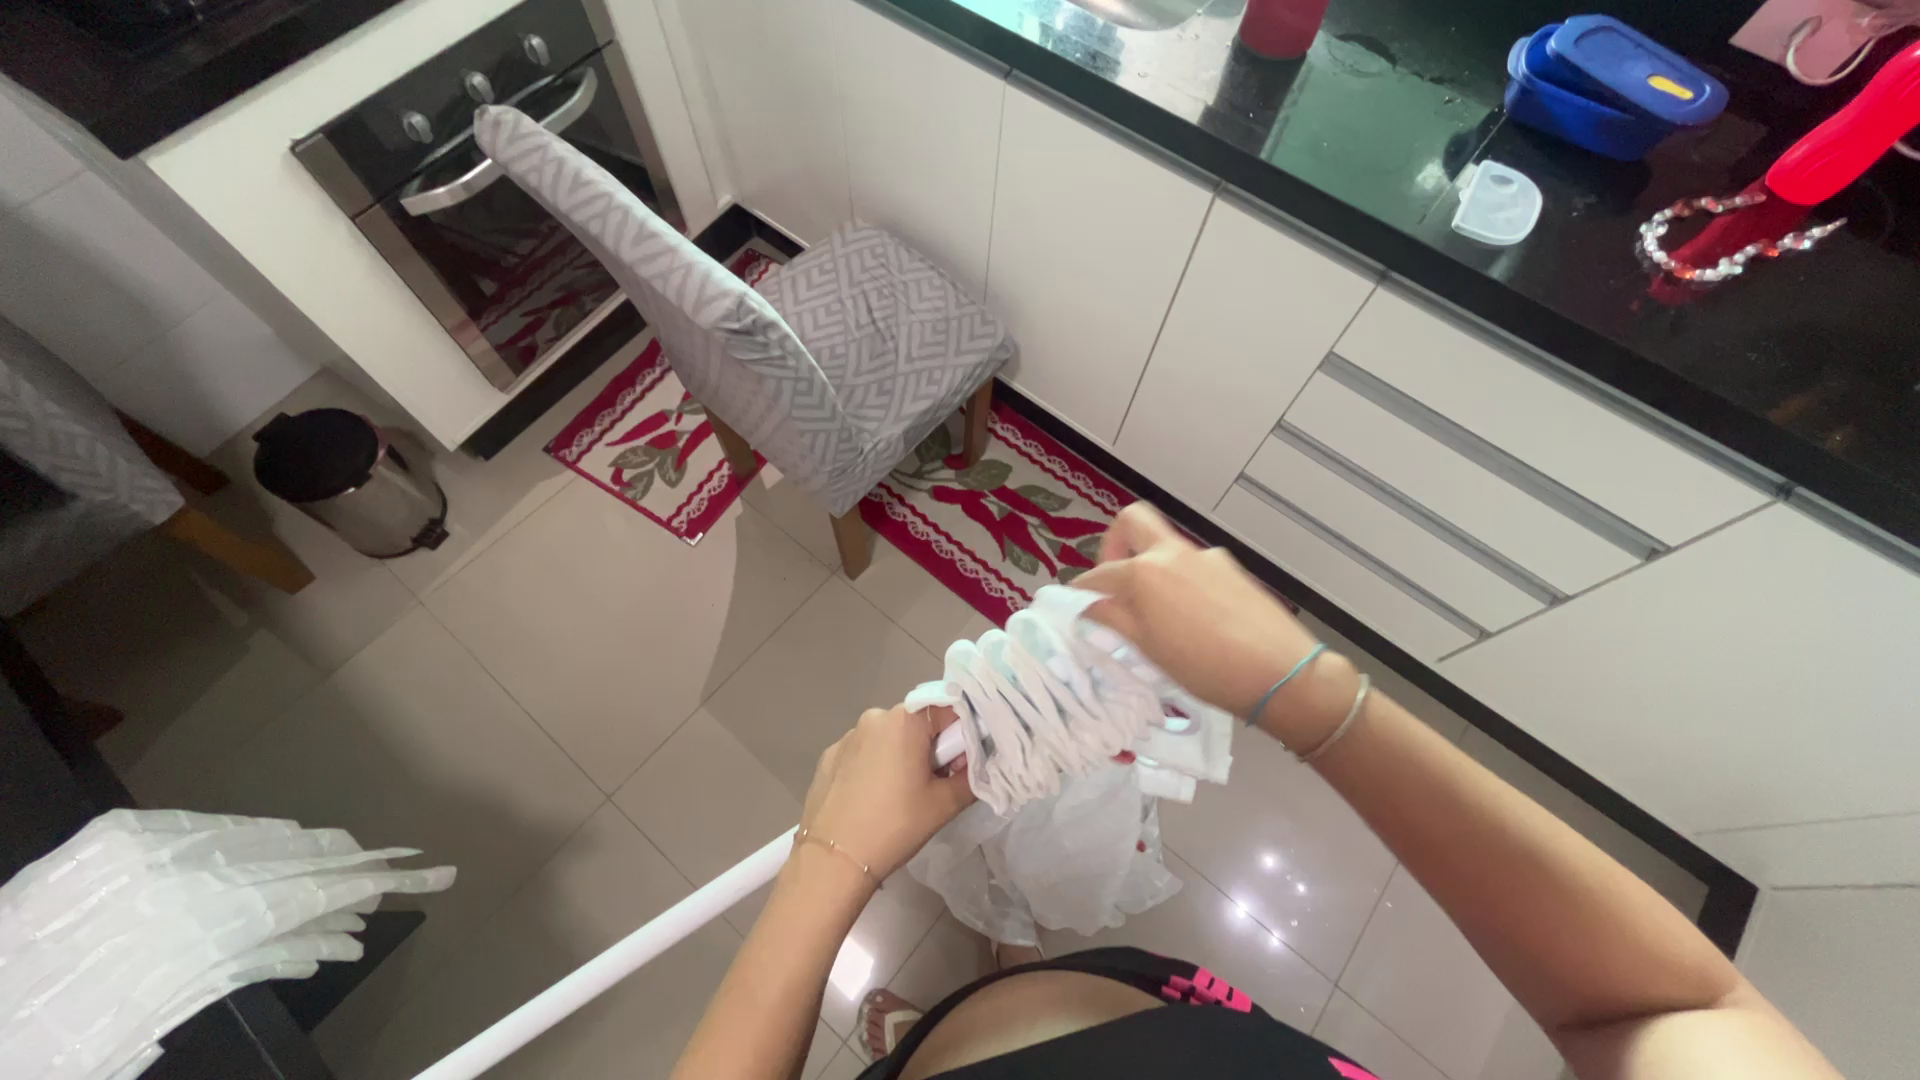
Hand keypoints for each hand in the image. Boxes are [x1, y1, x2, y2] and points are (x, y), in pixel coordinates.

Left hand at [798, 705, 974, 881]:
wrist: (833, 860)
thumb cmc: (895, 825)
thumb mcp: (944, 804)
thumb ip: (970, 777)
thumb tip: (976, 765)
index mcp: (905, 720)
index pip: (948, 710)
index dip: (960, 736)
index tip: (958, 766)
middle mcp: (875, 717)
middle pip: (917, 723)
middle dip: (930, 748)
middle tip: (930, 787)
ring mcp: (847, 736)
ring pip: (888, 738)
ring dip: (900, 757)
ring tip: (896, 797)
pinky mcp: (828, 756)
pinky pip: (862, 753)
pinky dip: (873, 768)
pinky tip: (869, 800)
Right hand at [1075, 503, 1357, 747]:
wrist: (1282, 674)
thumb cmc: (1205, 667)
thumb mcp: (1148, 649)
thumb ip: (1113, 620)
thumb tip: (1088, 606)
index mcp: (1144, 572)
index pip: (1099, 575)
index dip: (1081, 591)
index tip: (1075, 607)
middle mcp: (1173, 553)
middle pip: (1133, 522)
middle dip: (1114, 543)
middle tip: (1116, 582)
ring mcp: (1206, 557)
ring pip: (1166, 547)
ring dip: (1150, 567)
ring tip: (1157, 615)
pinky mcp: (1232, 569)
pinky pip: (1193, 567)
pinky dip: (1181, 582)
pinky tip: (1194, 620)